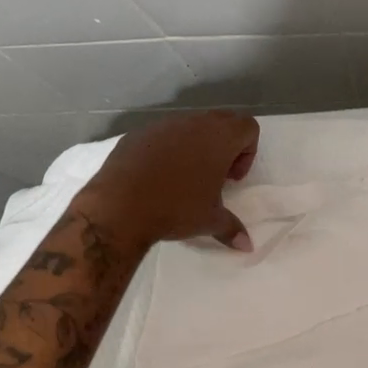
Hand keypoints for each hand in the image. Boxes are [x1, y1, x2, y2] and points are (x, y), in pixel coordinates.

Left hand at [75, 110, 259, 250]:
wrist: (119, 207)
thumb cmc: (175, 209)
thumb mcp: (209, 221)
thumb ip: (232, 228)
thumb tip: (247, 245)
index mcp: (220, 137)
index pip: (249, 127)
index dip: (247, 152)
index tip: (231, 179)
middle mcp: (195, 123)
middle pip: (222, 121)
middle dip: (224, 146)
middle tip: (212, 177)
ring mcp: (164, 124)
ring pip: (190, 127)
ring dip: (195, 147)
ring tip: (182, 178)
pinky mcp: (138, 133)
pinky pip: (162, 135)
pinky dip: (166, 150)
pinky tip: (155, 177)